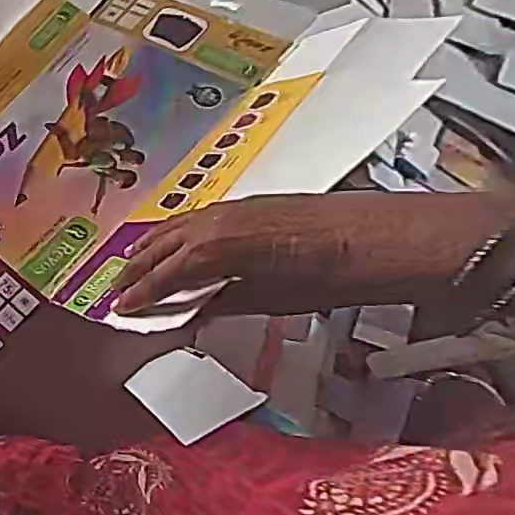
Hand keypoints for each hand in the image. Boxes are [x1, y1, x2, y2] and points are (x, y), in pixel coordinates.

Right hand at [110, 192, 514, 315]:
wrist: (397, 236)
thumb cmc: (345, 274)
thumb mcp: (280, 300)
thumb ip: (228, 300)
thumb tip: (192, 311)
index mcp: (225, 246)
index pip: (168, 272)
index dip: (142, 292)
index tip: (121, 308)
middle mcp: (222, 219)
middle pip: (164, 244)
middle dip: (137, 268)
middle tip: (117, 290)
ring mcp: (236, 206)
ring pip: (177, 226)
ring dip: (152, 247)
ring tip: (134, 265)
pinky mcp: (251, 202)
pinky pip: (198, 217)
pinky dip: (176, 233)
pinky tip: (176, 244)